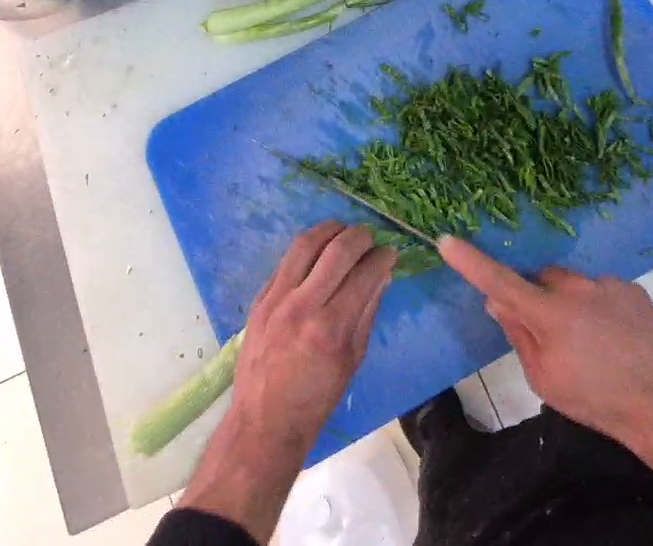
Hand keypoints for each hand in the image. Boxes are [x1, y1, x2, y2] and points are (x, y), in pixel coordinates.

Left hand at [179, 222, 394, 542]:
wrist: (264, 421)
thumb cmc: (317, 398)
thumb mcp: (354, 358)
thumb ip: (368, 310)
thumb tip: (383, 273)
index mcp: (331, 327)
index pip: (365, 273)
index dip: (384, 256)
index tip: (392, 252)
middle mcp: (303, 306)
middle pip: (338, 249)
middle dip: (361, 236)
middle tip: (372, 238)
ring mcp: (276, 299)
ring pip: (306, 244)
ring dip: (331, 230)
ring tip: (346, 231)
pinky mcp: (260, 299)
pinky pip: (286, 261)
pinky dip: (308, 249)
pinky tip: (320, 251)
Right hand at [437, 235, 652, 444]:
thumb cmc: (595, 398)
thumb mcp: (544, 377)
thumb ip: (518, 334)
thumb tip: (497, 301)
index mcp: (548, 313)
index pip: (499, 282)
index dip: (471, 262)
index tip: (447, 240)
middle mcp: (576, 288)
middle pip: (542, 279)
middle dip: (539, 297)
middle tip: (551, 333)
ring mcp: (607, 284)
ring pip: (575, 285)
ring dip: (573, 304)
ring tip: (593, 343)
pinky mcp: (632, 288)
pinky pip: (602, 290)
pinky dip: (600, 307)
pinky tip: (615, 337)